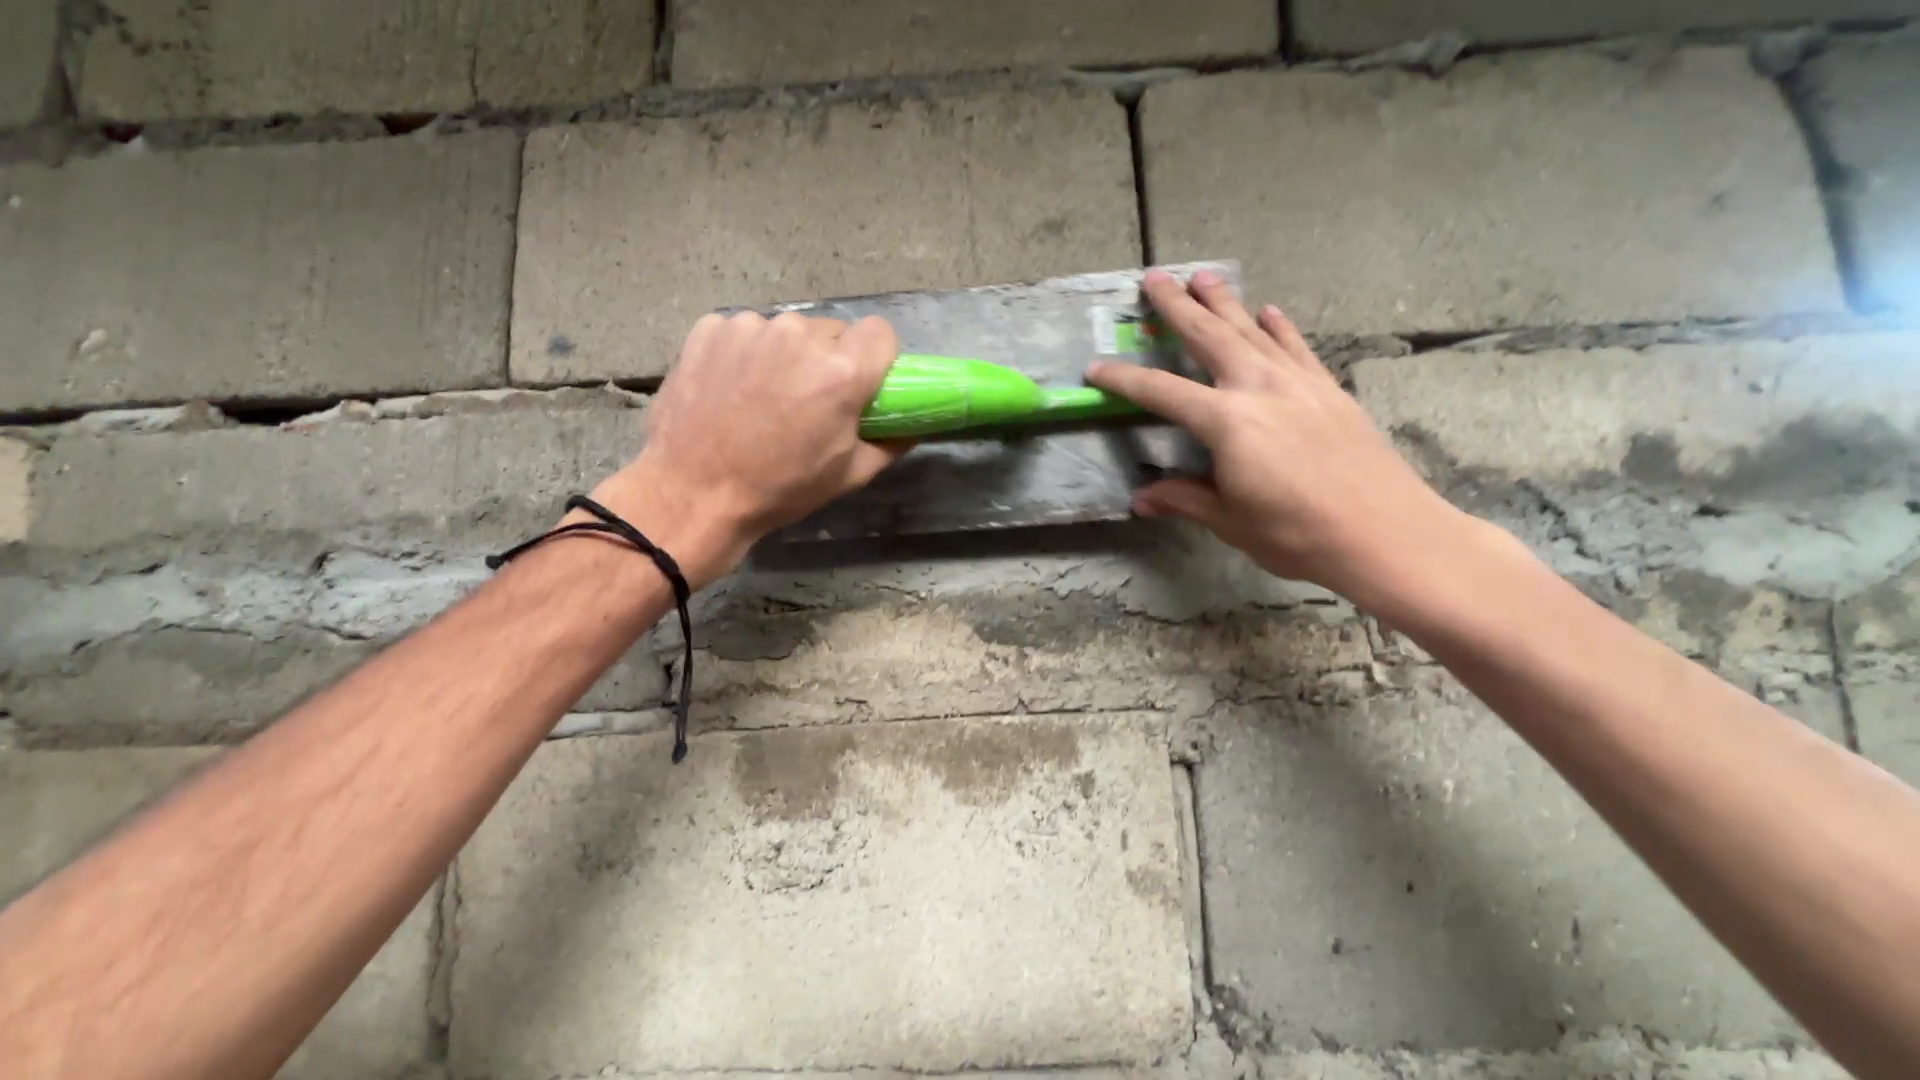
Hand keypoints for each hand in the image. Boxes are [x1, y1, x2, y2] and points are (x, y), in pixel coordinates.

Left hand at [592, 312, 907, 588]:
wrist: (692, 493)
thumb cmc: (778, 489)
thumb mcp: (848, 475)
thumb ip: (890, 443)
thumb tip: (911, 426)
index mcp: (841, 372)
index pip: (880, 333)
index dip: (875, 358)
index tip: (861, 383)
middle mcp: (799, 336)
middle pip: (832, 332)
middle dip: (827, 360)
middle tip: (807, 401)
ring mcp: (751, 328)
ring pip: (787, 331)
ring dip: (785, 355)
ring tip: (763, 398)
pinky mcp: (712, 328)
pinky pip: (746, 331)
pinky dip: (746, 353)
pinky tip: (732, 388)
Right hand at [1086, 268, 1469, 606]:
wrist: (1385, 531)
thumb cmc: (1297, 533)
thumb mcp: (1230, 520)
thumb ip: (1186, 499)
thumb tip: (1142, 498)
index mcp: (1226, 422)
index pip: (1161, 392)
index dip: (1125, 380)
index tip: (1096, 367)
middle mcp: (1258, 388)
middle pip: (1209, 337)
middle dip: (1178, 306)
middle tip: (1156, 277)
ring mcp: (1298, 383)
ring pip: (1253, 331)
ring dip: (1225, 303)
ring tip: (1204, 277)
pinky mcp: (1328, 390)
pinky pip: (1297, 347)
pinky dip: (1280, 327)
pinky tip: (1269, 311)